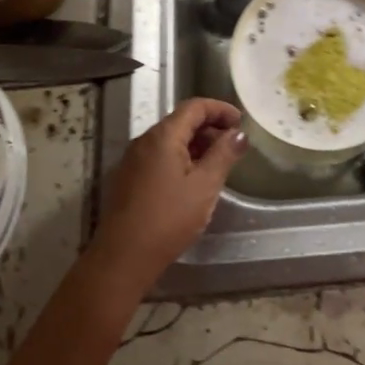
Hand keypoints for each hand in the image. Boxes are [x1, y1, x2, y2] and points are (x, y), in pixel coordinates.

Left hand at [89, 98, 248, 282]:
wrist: (123, 257)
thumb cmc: (168, 219)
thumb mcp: (204, 186)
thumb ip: (223, 155)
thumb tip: (238, 134)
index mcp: (163, 136)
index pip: (195, 107)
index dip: (220, 109)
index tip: (241, 121)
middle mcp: (144, 141)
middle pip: (181, 121)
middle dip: (209, 127)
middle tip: (232, 145)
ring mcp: (133, 160)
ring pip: (169, 140)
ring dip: (195, 144)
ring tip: (217, 163)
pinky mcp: (128, 179)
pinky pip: (159, 157)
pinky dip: (180, 158)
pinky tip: (192, 180)